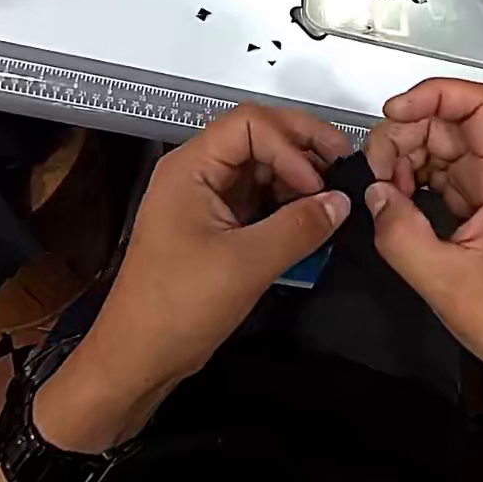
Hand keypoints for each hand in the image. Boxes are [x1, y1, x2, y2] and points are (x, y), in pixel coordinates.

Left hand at [37, 104, 350, 450]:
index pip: (250, 123)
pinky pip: (261, 195)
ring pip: (262, 165)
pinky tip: (314, 214)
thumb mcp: (245, 265)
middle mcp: (198, 172)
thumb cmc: (176, 307)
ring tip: (334, 194)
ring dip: (299, 174)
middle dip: (302, 146)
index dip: (290, 144)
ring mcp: (208, 197)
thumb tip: (342, 202)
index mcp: (191, 167)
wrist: (138, 358)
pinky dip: (289, 200)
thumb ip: (299, 227)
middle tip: (344, 164)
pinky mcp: (219, 222)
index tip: (318, 183)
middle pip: (258, 135)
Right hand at [362, 79, 482, 415]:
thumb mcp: (449, 284)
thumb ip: (402, 235)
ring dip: (406, 157)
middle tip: (378, 169)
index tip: (395, 112)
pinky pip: (441, 174)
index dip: (436, 95)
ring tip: (386, 192)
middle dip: (407, 133)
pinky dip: (413, 179)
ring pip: (444, 146)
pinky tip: (398, 201)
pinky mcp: (481, 209)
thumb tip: (375, 196)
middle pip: (452, 122)